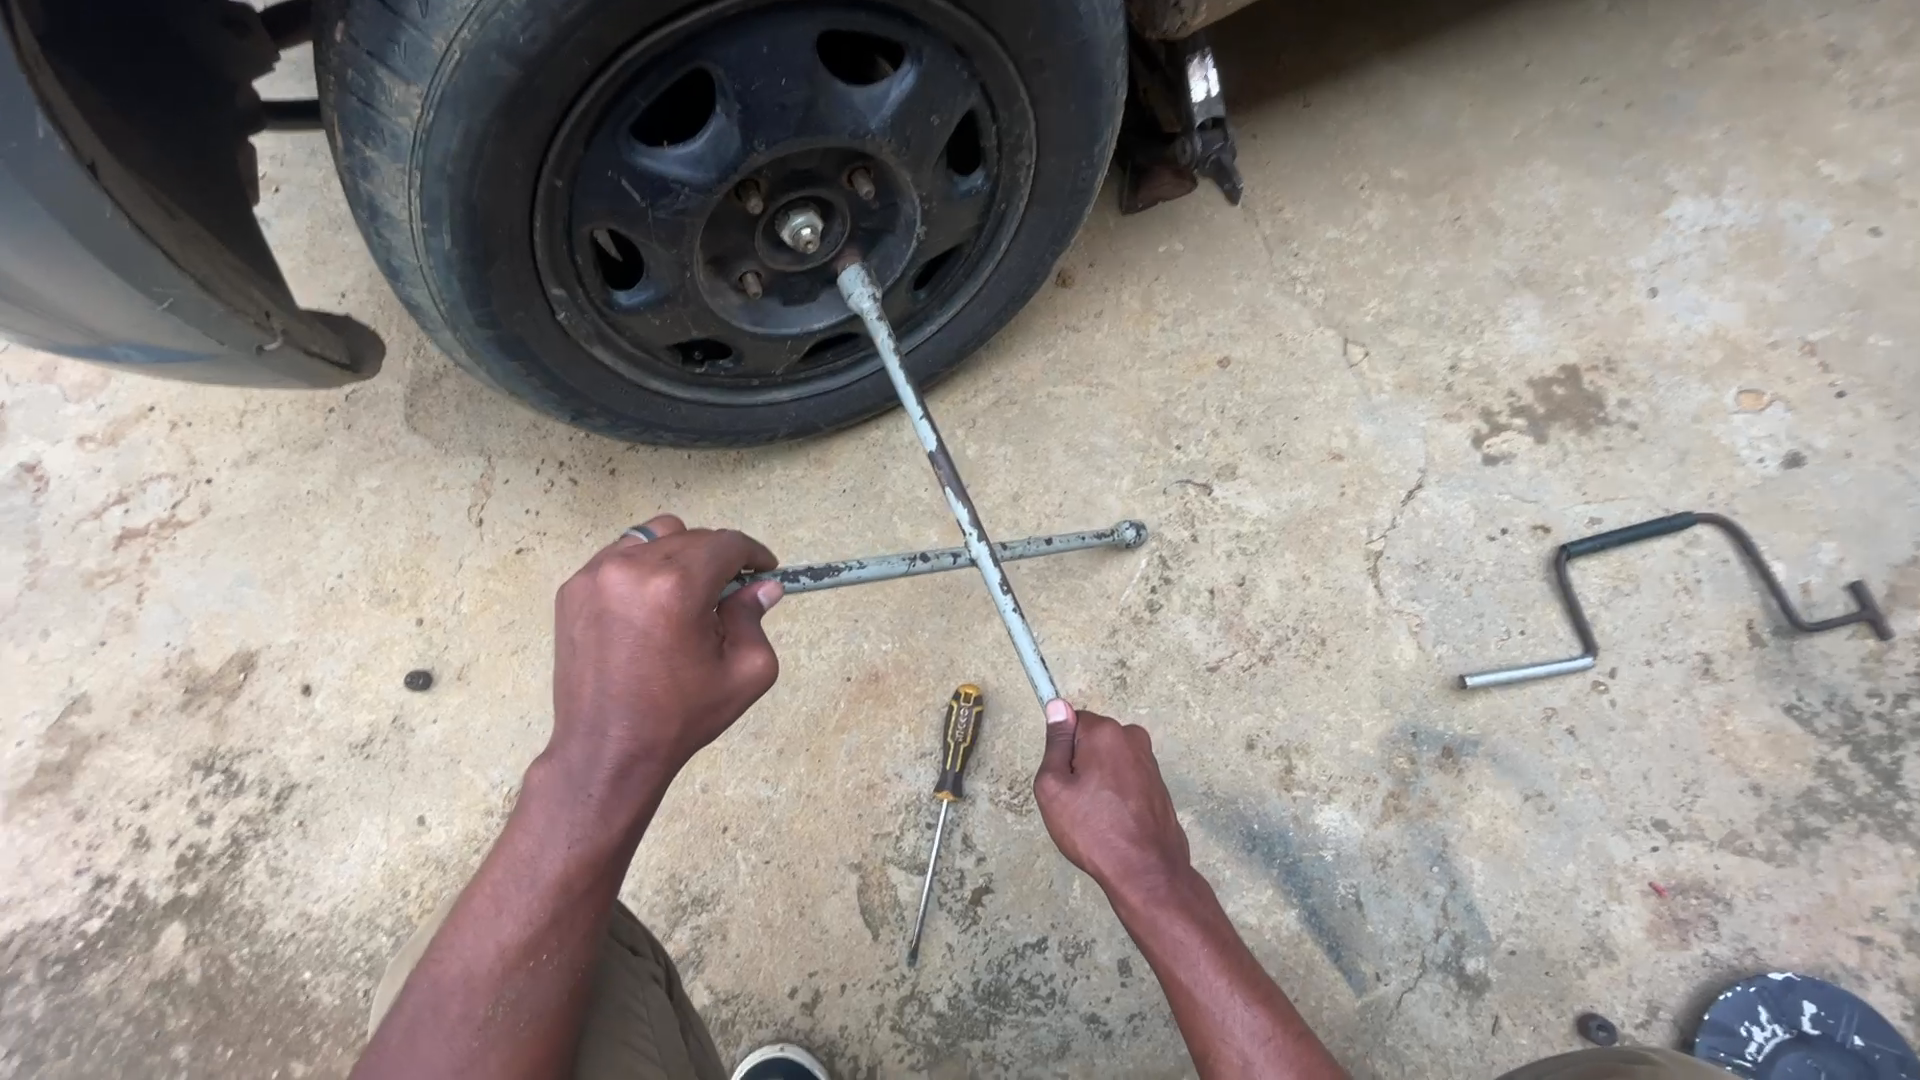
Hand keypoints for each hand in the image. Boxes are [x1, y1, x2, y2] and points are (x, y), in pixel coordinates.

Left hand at [548, 514, 782, 786]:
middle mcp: (633, 568)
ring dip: (680, 555)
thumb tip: (764, 586)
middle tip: (731, 591)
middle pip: (692, 536)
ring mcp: (596, 575)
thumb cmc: (682, 716)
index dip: (753, 553)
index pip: (726, 543)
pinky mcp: (574, 589)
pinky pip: (620, 556)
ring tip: (688, 593)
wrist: (608, 749)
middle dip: (719, 557)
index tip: (764, 570)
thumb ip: (756, 618)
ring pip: (653, 537)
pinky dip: (644, 567)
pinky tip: (652, 604)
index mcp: (677, 586)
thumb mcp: (746, 671)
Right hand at [1033, 700, 1193, 901]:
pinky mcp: (1159, 784)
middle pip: (1092, 741)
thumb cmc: (1093, 829)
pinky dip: (1116, 795)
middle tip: (1075, 801)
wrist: (1146, 872)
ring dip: (1099, 781)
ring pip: (1109, 761)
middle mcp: (1132, 737)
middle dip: (1080, 765)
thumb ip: (1056, 742)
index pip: (1071, 722)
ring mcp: (1150, 761)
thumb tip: (1057, 706)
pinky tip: (1114, 822)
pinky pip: (1126, 779)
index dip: (1062, 751)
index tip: (1063, 780)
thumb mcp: (1054, 786)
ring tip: (1096, 816)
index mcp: (1105, 732)